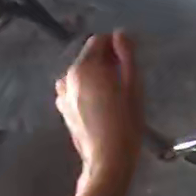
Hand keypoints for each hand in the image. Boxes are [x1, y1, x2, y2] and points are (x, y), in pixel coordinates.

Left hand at [55, 31, 144, 187]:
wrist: (107, 161)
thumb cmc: (126, 123)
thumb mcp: (134, 85)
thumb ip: (127, 55)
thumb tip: (121, 34)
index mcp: (85, 68)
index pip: (99, 40)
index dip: (117, 45)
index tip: (131, 60)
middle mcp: (68, 77)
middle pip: (90, 56)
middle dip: (108, 61)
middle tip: (127, 80)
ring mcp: (62, 94)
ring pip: (84, 72)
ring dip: (99, 76)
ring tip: (116, 95)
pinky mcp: (63, 108)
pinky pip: (78, 88)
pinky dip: (90, 89)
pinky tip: (103, 107)